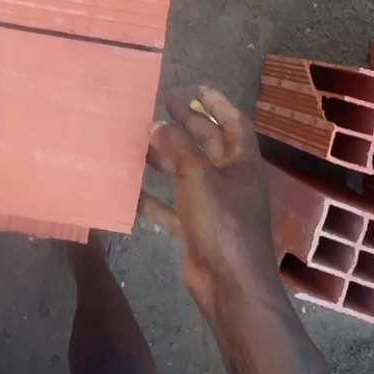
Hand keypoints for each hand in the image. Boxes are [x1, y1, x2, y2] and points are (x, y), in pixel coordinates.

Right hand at [141, 86, 282, 312]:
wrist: (230, 285)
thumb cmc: (222, 223)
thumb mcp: (197, 176)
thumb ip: (177, 147)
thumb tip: (158, 124)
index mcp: (241, 164)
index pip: (234, 124)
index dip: (217, 104)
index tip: (197, 88)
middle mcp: (230, 181)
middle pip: (209, 145)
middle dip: (188, 124)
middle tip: (163, 104)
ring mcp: (214, 207)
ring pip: (188, 173)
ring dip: (167, 156)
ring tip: (140, 139)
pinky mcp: (197, 229)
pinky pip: (173, 206)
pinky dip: (154, 197)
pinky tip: (132, 189)